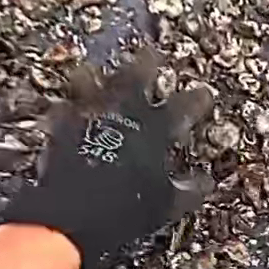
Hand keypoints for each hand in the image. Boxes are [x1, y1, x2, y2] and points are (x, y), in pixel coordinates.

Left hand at [0, 48, 211, 268]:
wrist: (71, 215)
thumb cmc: (125, 212)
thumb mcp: (166, 205)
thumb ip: (188, 190)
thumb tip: (206, 181)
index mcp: (155, 131)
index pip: (184, 108)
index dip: (197, 100)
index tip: (205, 93)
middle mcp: (124, 113)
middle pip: (140, 77)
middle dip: (150, 63)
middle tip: (154, 53)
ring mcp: (91, 115)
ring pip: (100, 82)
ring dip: (105, 75)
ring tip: (105, 68)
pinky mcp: (62, 125)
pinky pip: (68, 105)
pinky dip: (72, 103)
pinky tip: (71, 104)